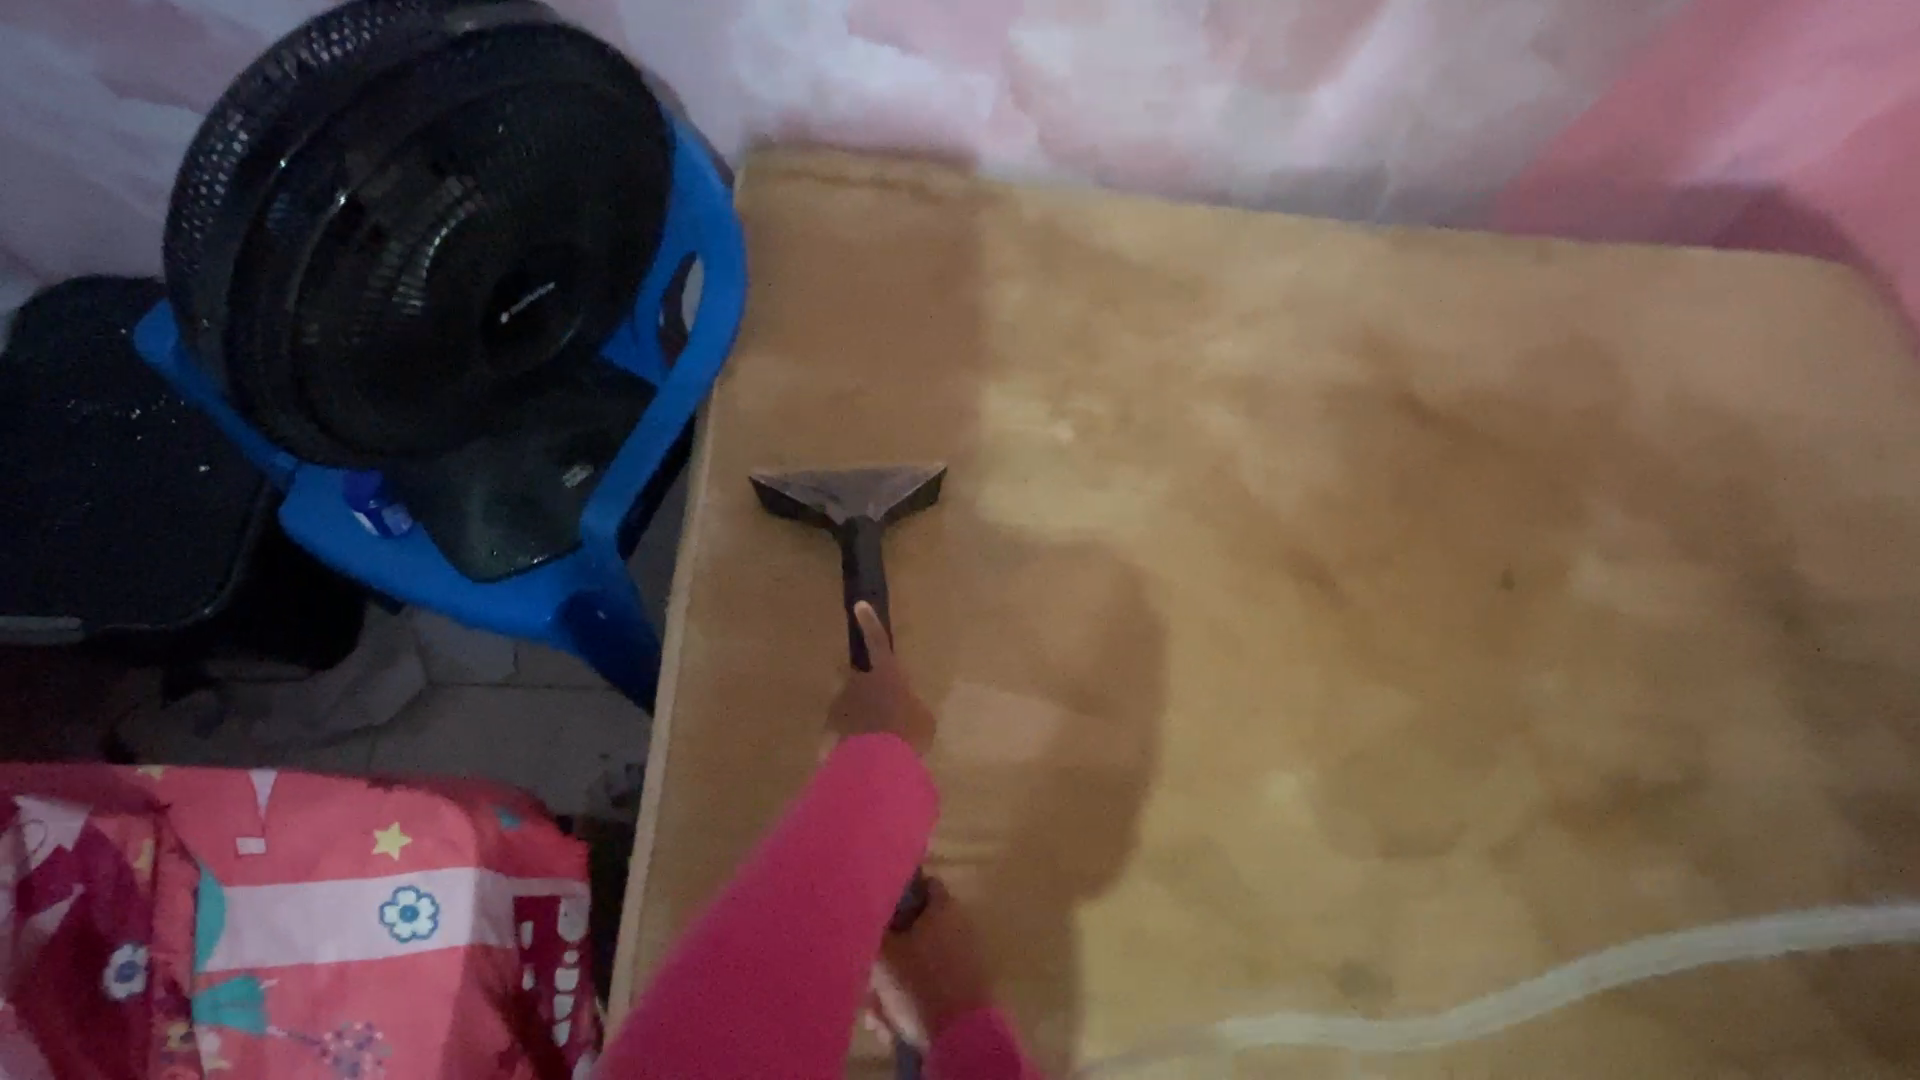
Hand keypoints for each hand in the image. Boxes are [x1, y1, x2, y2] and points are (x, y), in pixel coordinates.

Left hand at [828, 602, 937, 754]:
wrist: (877, 761)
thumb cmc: (908, 733)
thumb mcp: (923, 720)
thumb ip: (910, 709)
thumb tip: (905, 712)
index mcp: (887, 674)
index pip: (878, 642)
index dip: (869, 624)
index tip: (858, 605)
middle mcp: (859, 684)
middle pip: (853, 676)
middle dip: (859, 686)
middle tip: (871, 706)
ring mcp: (841, 706)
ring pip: (845, 707)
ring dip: (856, 721)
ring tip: (870, 746)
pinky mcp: (829, 730)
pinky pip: (837, 735)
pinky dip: (845, 745)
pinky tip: (857, 762)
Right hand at [880, 877, 996, 1038]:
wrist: (960, 1035)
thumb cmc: (919, 982)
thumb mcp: (884, 953)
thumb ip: (874, 926)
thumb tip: (867, 911)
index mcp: (944, 905)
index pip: (921, 883)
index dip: (898, 893)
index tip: (877, 910)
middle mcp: (959, 923)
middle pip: (918, 925)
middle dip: (892, 947)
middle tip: (871, 967)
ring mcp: (966, 954)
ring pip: (920, 959)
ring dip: (897, 978)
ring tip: (876, 1004)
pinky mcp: (967, 984)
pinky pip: (931, 981)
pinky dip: (912, 995)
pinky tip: (893, 1018)